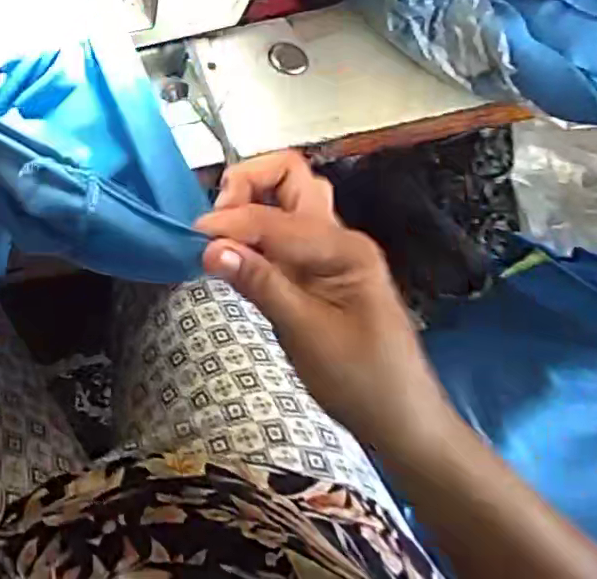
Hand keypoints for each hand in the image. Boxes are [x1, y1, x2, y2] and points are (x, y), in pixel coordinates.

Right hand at [196, 151, 454, 452]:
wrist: (404, 422)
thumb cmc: (362, 381)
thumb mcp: (307, 334)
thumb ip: (259, 283)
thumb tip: (208, 246)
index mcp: (343, 248)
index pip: (271, 218)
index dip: (228, 224)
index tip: (193, 241)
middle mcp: (336, 235)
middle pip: (287, 174)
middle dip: (245, 182)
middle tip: (216, 221)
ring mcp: (326, 246)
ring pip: (284, 191)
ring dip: (248, 197)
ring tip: (221, 232)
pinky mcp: (313, 261)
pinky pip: (277, 221)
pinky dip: (249, 221)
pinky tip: (234, 249)